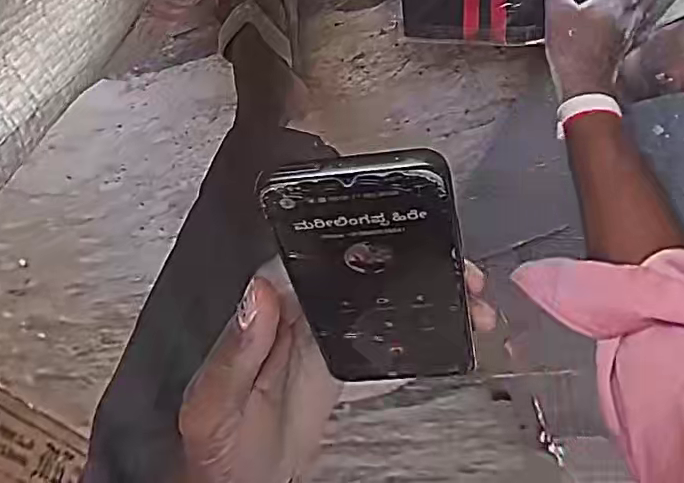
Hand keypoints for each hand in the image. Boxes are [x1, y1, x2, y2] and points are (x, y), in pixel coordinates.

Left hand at [178, 263, 501, 482]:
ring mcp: (326, 335)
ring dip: (424, 294)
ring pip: (381, 298)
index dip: (364, 240)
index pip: (319, 256)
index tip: (404, 237)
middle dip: (412, 262)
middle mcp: (302, 310)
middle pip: (362, 269)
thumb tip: (259, 293)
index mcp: (272, 307)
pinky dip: (420, 333)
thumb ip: (235, 352)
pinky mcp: (343, 362)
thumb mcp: (215, 402)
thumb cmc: (217, 447)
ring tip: (468, 300)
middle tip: (458, 271)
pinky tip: (452, 331)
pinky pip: (386, 337)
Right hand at [536, 0, 657, 99]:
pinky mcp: (625, 44)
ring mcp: (631, 31)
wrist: (585, 88)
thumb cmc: (575, 50)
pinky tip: (624, 10)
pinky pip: (637, 18)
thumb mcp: (558, 14)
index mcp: (620, 1)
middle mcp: (632, 14)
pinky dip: (634, 6)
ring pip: (647, 2)